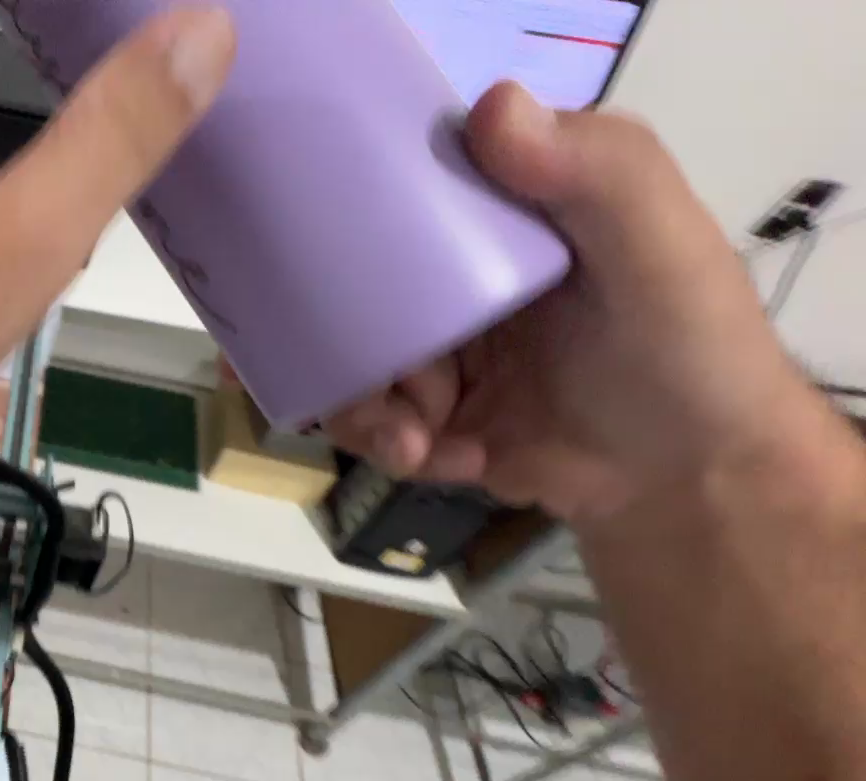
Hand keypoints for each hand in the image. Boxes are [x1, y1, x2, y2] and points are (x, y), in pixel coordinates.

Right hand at [323, 83, 806, 526]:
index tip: (296, 263)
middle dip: (343, 355)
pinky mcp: (427, 424)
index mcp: (493, 237)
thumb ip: (598, 174)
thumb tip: (489, 104)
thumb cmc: (683, 350)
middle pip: (350, 309)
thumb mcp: (656, 250)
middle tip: (365, 391)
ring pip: (349, 377)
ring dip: (366, 417)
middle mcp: (452, 295)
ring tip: (411, 444)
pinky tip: (448, 461)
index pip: (396, 217)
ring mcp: (435, 363)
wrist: (682, 478)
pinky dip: (397, 452)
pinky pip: (373, 432)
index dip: (339, 233)